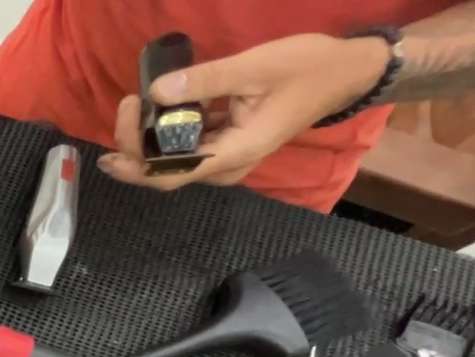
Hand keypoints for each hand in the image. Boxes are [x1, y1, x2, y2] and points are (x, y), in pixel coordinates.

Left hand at [99, 32, 392, 189]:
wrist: (349, 73)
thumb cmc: (310, 68)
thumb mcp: (259, 66)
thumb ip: (208, 79)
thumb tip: (157, 90)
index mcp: (235, 154)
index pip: (167, 172)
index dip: (136, 154)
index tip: (127, 116)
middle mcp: (224, 168)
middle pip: (162, 171)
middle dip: (135, 145)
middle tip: (125, 107)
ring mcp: (223, 162)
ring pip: (169, 162)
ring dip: (147, 140)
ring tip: (131, 109)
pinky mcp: (223, 150)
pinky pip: (183, 150)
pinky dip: (165, 134)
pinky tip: (151, 114)